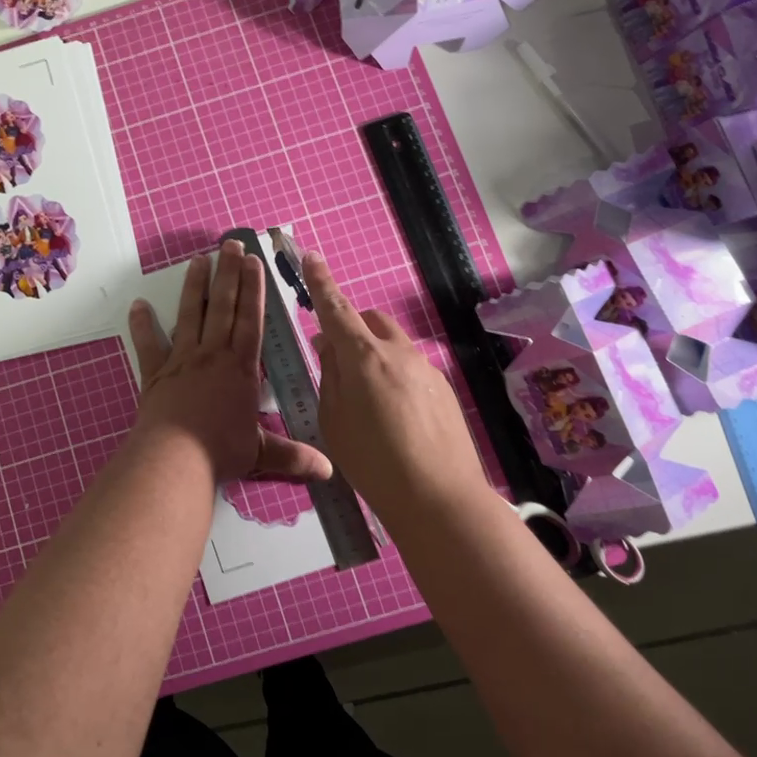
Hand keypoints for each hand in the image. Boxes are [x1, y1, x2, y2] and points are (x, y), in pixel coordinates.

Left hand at [129, 241, 332, 484]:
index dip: (254, 289)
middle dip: (228, 273)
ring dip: (193, 286)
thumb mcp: (263, 454)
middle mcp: (212, 355)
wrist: (175, 458)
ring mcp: (181, 360)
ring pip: (189, 314)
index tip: (254, 261)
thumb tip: (329, 471)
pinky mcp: (155, 374)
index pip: (251, 319)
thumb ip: (294, 457)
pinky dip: (142, 325)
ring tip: (197, 260)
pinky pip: (147, 344)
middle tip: (230, 243)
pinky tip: (137, 306)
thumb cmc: (221, 451)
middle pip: (222, 306)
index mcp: (240, 367)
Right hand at [303, 251, 490, 515]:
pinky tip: (394, 417)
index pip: (336, 308)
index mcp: (363, 357)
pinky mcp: (445, 389)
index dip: (321, 282)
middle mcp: (397, 353)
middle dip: (350, 327)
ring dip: (373, 353)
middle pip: (369, 320)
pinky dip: (394, 376)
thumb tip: (331, 348)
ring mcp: (426, 369)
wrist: (440, 498)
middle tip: (334, 358)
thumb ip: (330, 377)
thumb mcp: (333, 421)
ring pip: (392, 344)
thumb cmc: (373, 463)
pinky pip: (411, 368)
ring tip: (366, 398)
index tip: (311, 257)